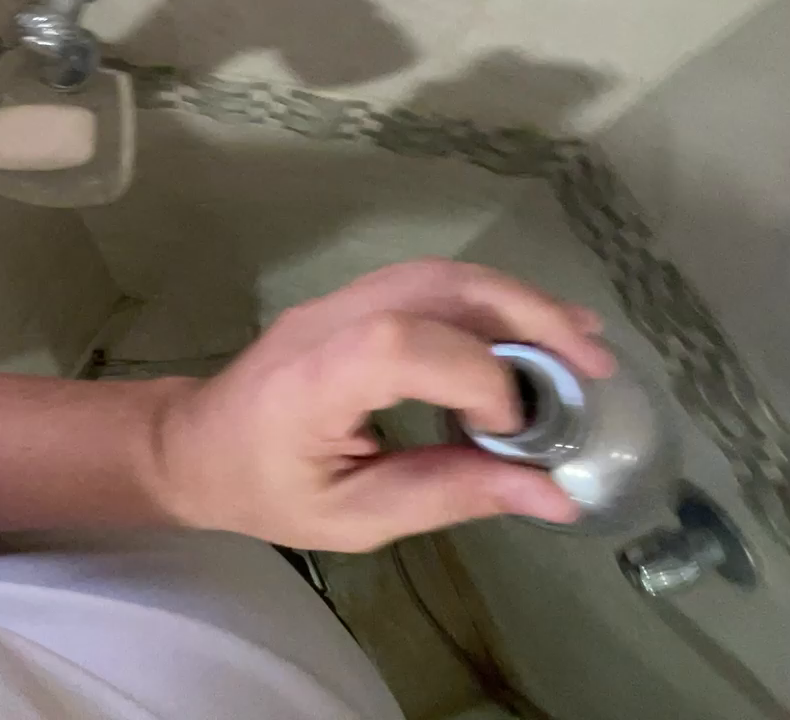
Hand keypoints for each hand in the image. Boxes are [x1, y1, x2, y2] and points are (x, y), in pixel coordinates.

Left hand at [147, 258, 615, 551]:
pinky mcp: (343, 302)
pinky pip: (420, 285)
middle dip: (523, 315)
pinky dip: (481, 302)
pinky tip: (524, 332)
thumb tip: (554, 494)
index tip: (512, 432)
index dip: (476, 375)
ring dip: (512, 301)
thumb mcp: (351, 516)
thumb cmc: (262, 488)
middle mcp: (322, 323)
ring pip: (433, 274)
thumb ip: (447, 495)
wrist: (198, 442)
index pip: (402, 343)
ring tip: (576, 345)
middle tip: (592, 367)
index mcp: (312, 380)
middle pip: (431, 285)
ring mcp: (330, 302)